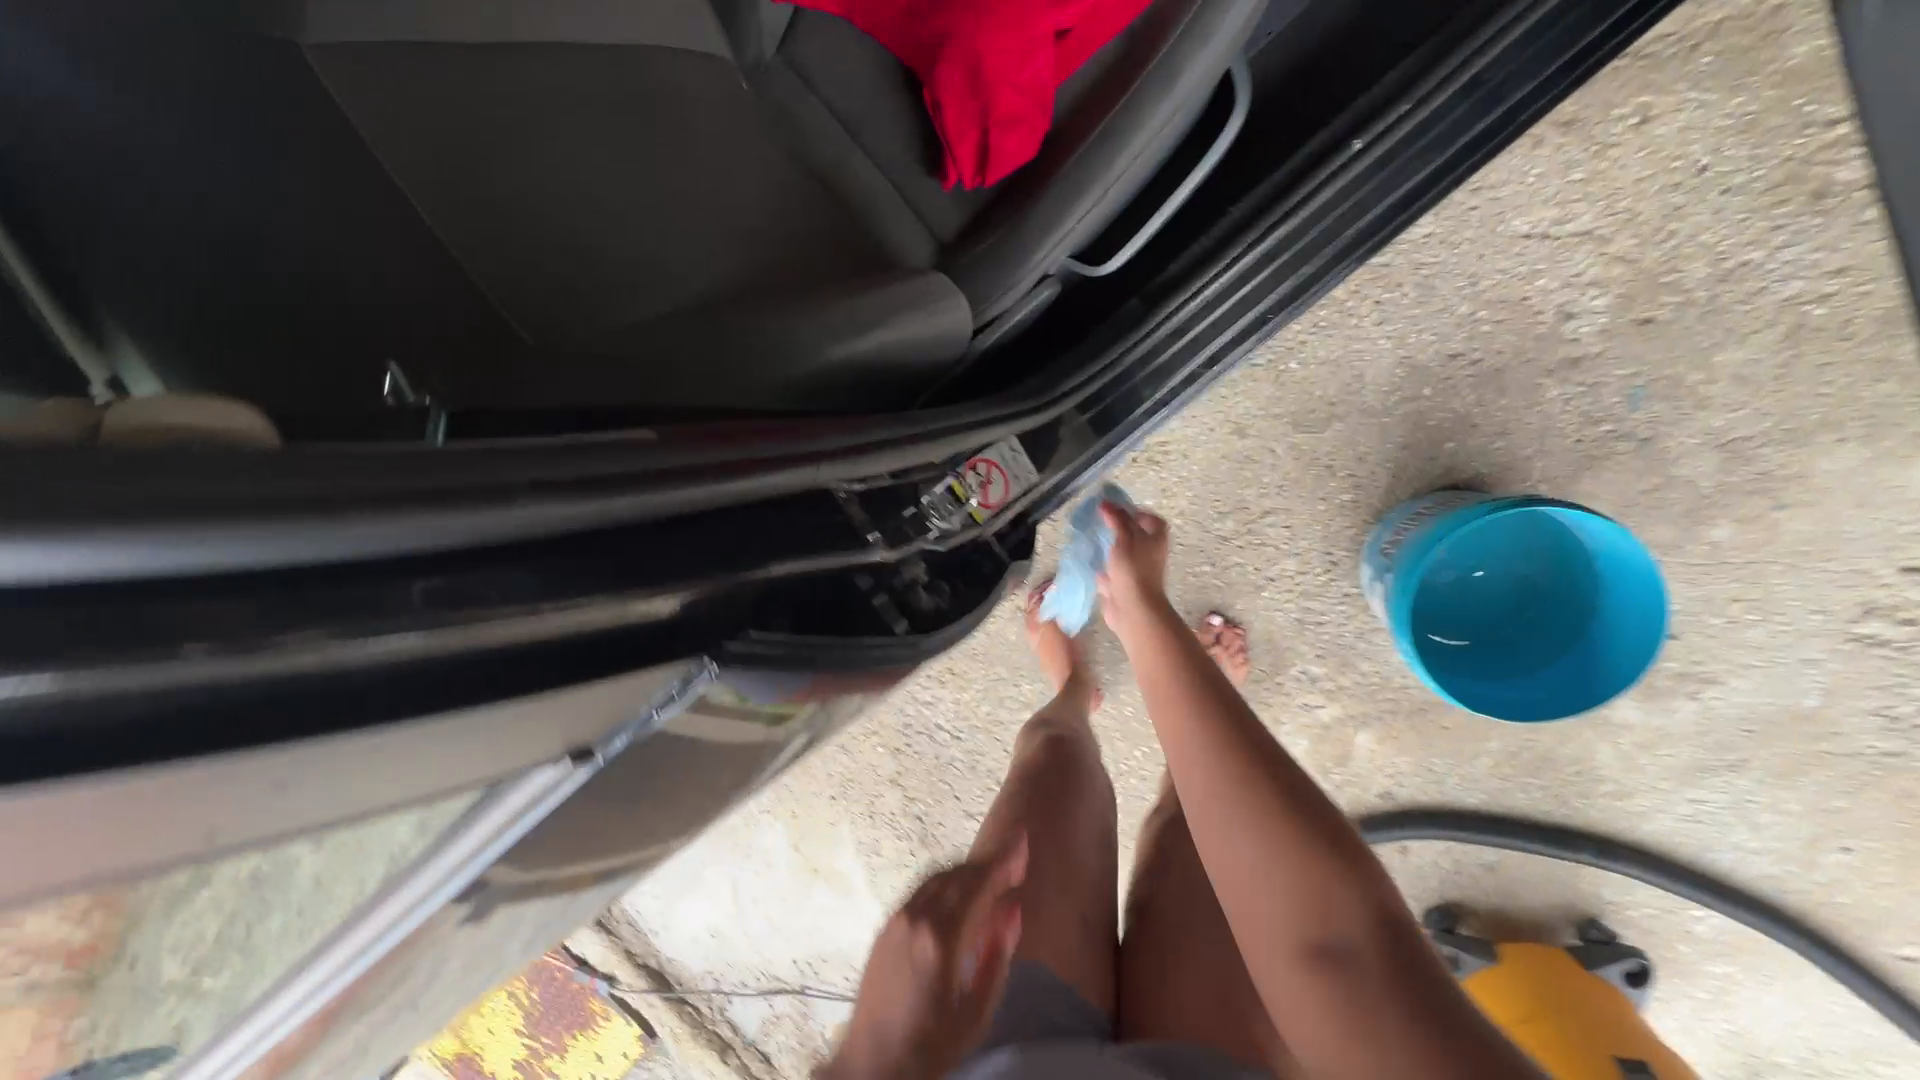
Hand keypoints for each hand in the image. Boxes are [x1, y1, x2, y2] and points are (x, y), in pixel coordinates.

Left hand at [822, 835, 1027, 1079]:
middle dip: (989, 863)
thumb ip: (998, 954)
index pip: (979, 884)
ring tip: (993, 875)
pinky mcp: (886, 925)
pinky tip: (961, 892)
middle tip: (1016, 861)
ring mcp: (897, 918)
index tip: (1023, 839)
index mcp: (943, 939)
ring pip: (938, 876)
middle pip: (959, 874)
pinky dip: (947, 881)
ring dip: (967, 870)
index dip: (1003, 859)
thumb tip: (1012, 909)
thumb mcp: (978, 1010)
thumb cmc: (933, 1043)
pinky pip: (922, 888)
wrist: (873, 1062)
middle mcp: (917, 918)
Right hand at [1097, 502, 1172, 639]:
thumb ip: (1116, 519)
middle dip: (1117, 529)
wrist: (1133, 608)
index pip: (1152, 520)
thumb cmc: (1133, 569)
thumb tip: (1106, 502)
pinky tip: (1087, 561)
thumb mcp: (1125, 538)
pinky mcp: (1121, 585)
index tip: (1117, 511)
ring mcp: (1134, 570)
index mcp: (1156, 539)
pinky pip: (1110, 572)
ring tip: (1090, 538)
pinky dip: (1100, 567)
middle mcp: (1148, 553)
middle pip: (1134, 536)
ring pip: (1120, 554)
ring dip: (1107, 548)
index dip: (1137, 513)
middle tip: (1099, 522)